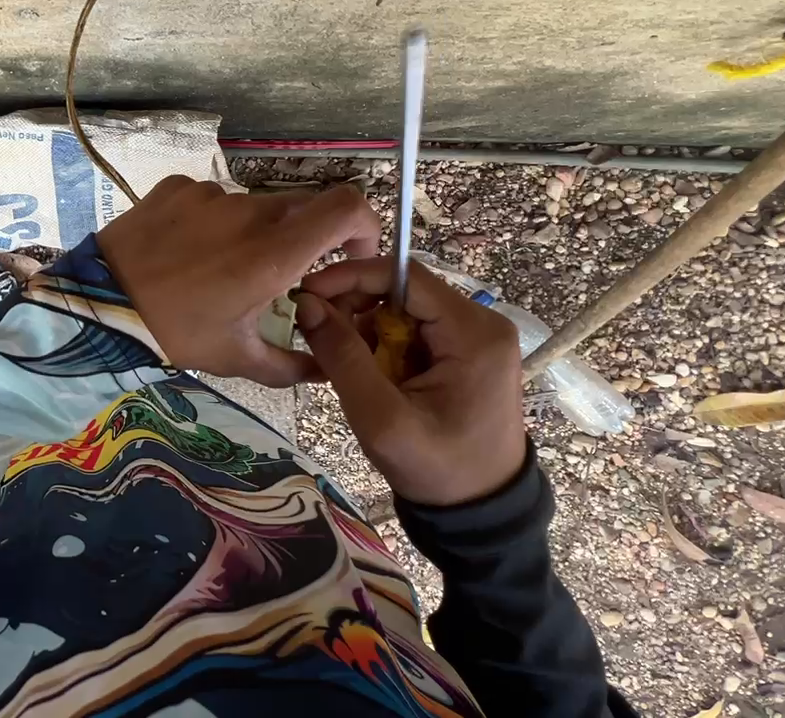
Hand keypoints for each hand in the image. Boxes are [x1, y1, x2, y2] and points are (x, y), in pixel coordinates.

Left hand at [95, 176, 379, 387]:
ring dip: (252, 231)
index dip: (363, 226)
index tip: (348, 255)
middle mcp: (247, 212)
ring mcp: (207, 194)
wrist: (98, 301)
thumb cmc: (172, 330)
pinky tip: (187, 249)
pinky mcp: (174, 186)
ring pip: (253, 205)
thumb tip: (325, 368)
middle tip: (279, 274)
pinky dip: (211, 220)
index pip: (347, 208)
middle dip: (303, 239)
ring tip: (219, 267)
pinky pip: (211, 198)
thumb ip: (291, 364)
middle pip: (301, 209)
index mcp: (273, 253)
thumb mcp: (235, 356)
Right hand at [295, 258, 526, 505]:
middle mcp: (480, 323)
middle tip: (317, 333)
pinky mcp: (461, 351)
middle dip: (352, 304)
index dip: (350, 276)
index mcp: (474, 333)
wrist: (479, 511)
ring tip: (340, 359)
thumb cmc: (435, 466)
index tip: (306, 294)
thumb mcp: (380, 416)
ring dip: (361, 325)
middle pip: (400, 287)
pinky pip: (407, 326)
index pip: (403, 274)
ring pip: (399, 306)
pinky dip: (376, 340)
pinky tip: (362, 368)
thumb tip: (305, 303)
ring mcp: (473, 336)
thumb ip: (342, 356)